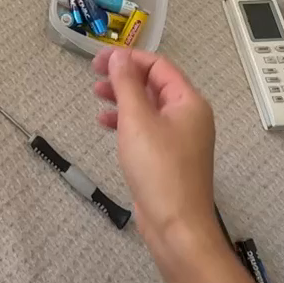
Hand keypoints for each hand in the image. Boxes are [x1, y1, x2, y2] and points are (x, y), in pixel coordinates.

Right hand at [91, 48, 219, 257]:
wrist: (176, 226)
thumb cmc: (158, 169)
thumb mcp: (137, 120)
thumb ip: (126, 83)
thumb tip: (119, 55)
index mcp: (189, 102)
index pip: (158, 65)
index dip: (129, 58)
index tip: (99, 60)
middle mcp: (188, 116)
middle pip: (153, 83)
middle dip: (123, 76)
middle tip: (94, 75)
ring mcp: (180, 137)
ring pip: (148, 105)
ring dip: (122, 97)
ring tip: (96, 95)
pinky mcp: (169, 156)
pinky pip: (146, 127)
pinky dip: (126, 120)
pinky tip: (106, 123)